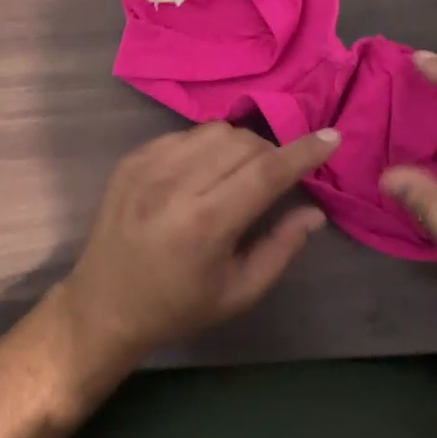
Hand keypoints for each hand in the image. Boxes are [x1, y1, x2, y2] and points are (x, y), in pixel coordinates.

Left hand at [58, 122, 339, 363]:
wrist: (104, 304)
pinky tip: (203, 173)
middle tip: (275, 179)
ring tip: (239, 174)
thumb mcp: (239, 293)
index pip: (266, 172)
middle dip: (271, 153)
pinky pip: (183, 134)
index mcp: (205, 223)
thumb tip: (314, 210)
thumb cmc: (178, 306)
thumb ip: (281, 247)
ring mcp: (148, 167)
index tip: (332, 137)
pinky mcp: (131, 160)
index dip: (303, 152)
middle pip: (243, 142)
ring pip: (213, 130)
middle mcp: (175, 185)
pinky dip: (204, 146)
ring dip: (239, 145)